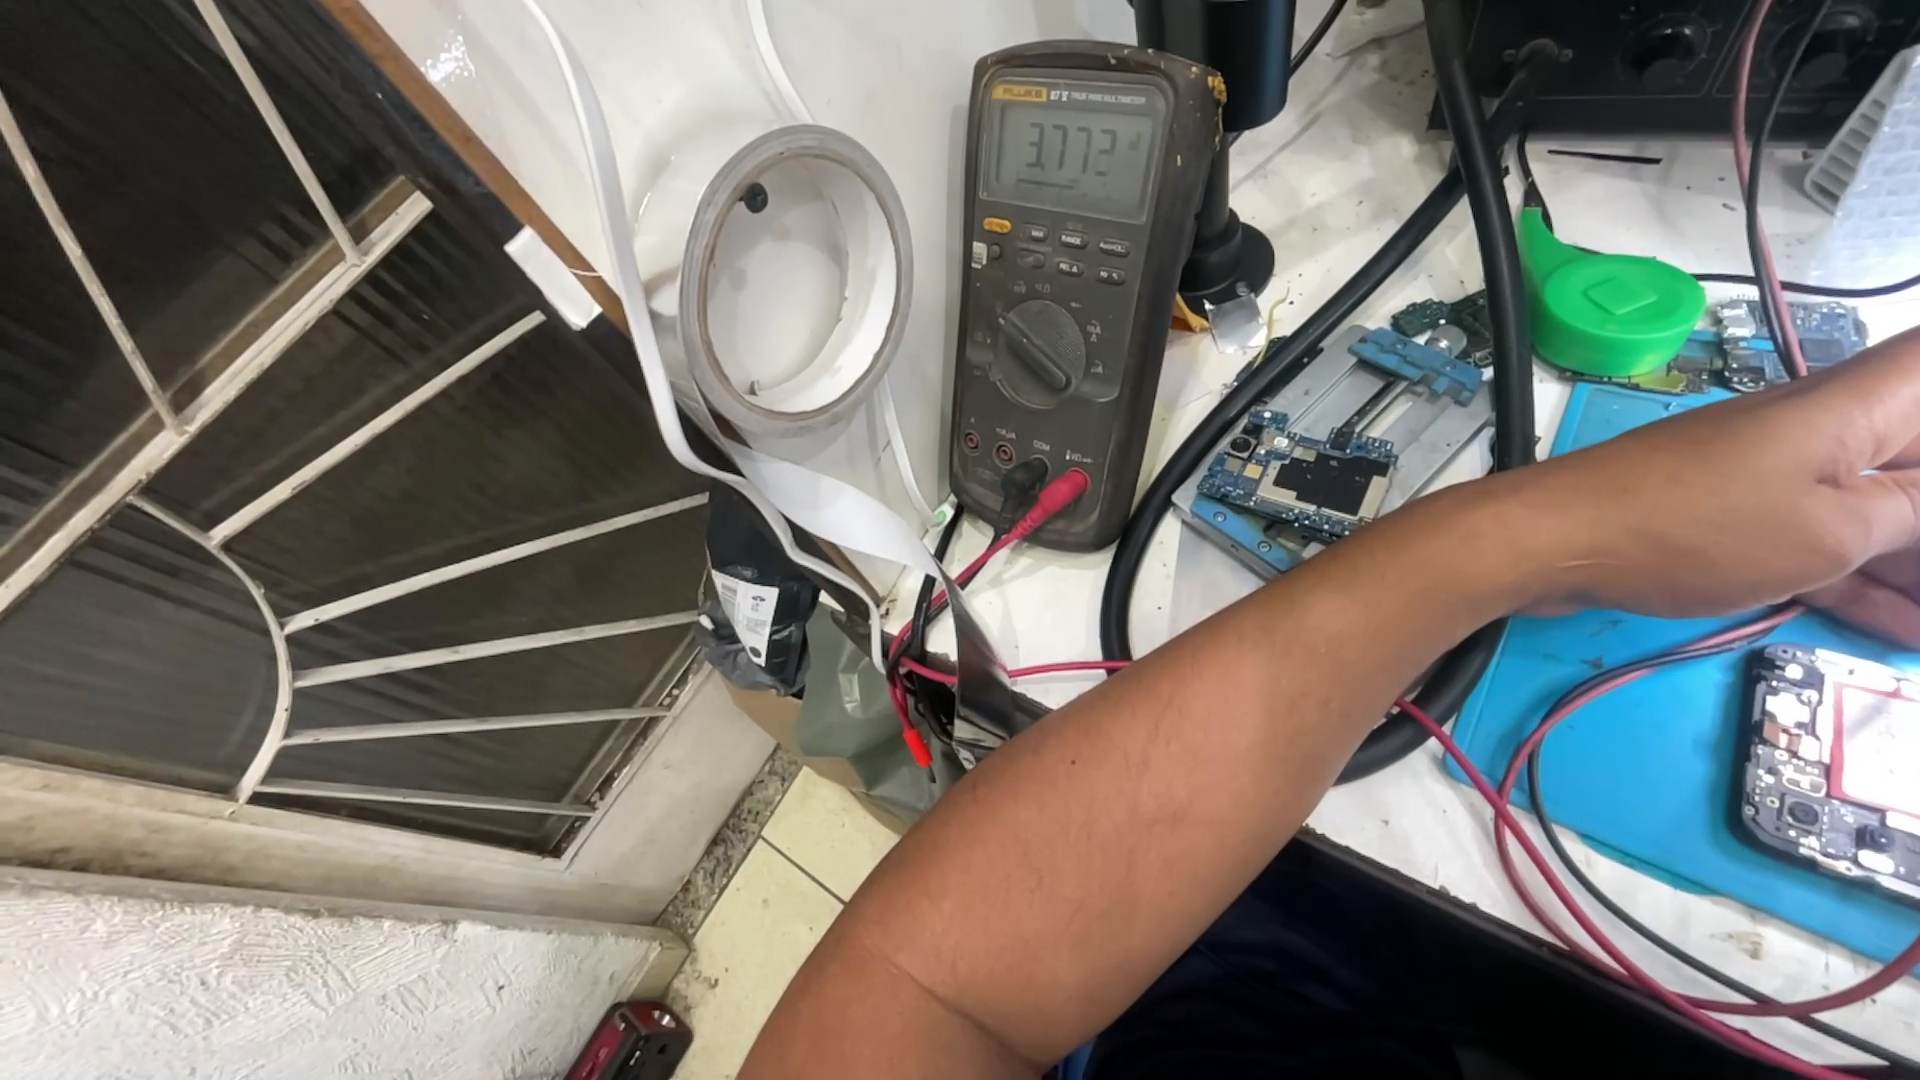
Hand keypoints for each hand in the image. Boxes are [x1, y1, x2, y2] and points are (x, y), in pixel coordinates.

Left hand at [1481, 325, 1919, 641]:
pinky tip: (1909, 632)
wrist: (1550, 543)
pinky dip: (1865, 586)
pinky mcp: (1729, 524)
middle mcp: (1821, 434)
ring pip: (1883, 515)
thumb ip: (1919, 511)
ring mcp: (1771, 482)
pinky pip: (1822, 549)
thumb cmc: (1693, 526)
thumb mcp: (1834, 527)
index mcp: (1859, 407)